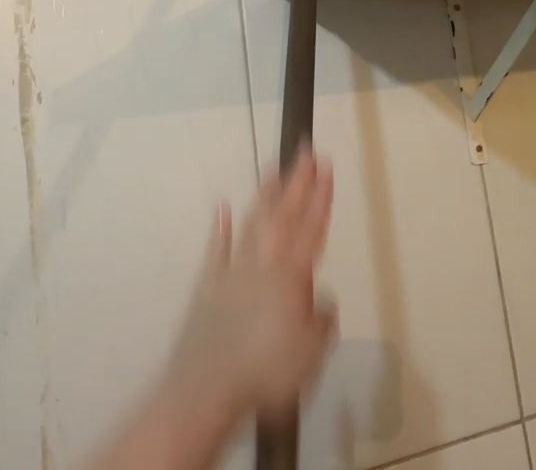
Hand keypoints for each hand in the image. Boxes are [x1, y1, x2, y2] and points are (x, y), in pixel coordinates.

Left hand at [164, 149, 337, 421]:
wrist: (207, 384)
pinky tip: (222, 207)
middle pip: (285, 214)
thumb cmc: (267, 371)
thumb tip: (320, 300)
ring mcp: (233, 269)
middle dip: (298, 182)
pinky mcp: (208, 283)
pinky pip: (216, 248)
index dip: (322, 198)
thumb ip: (321, 320)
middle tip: (306, 150)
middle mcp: (264, 262)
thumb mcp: (311, 352)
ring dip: (266, 193)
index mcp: (292, 275)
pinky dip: (220, 227)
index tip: (328, 167)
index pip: (312, 228)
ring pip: (253, 221)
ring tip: (275, 167)